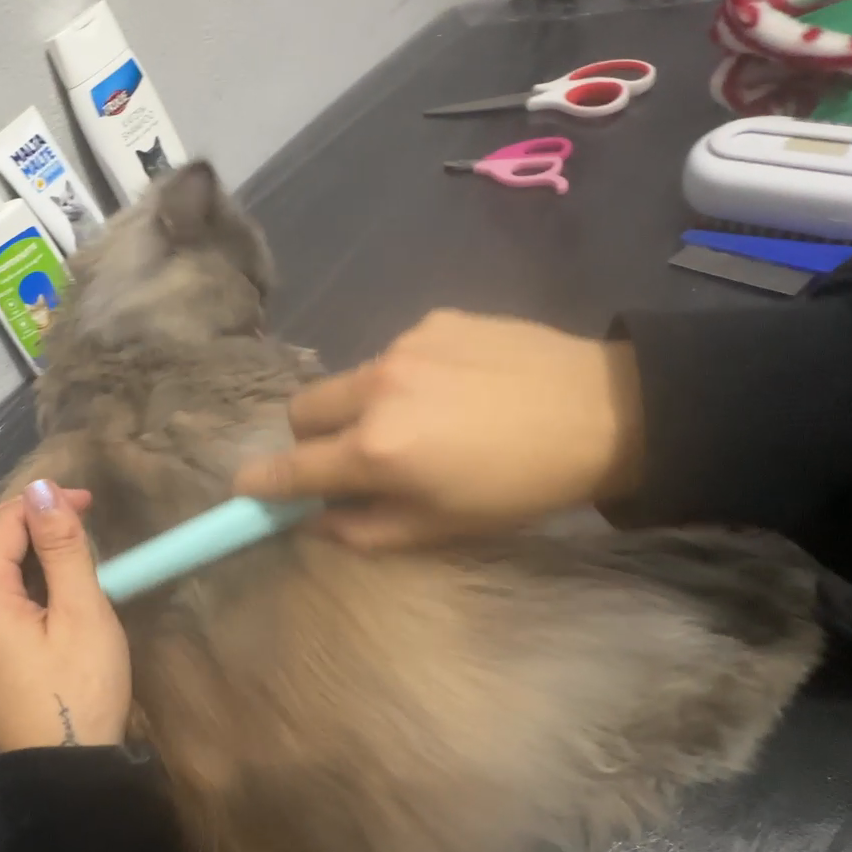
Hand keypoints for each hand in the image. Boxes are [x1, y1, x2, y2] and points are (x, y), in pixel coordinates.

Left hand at [0, 480, 131, 752]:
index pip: (1, 526)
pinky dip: (7, 575)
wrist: (64, 771)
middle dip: (18, 517)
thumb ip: (61, 547)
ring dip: (11, 545)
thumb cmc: (79, 688)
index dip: (41, 504)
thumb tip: (41, 488)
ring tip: (59, 541)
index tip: (88, 501)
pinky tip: (40, 582)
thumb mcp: (82, 613)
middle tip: (69, 512)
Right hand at [233, 310, 643, 548]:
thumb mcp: (440, 528)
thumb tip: (315, 521)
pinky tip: (455, 388)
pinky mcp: (433, 321)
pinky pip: (393, 355)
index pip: (290, 468)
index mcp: (376, 450)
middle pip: (301, 411)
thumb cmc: (518, 487)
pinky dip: (404, 378)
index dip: (260, 483)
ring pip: (348, 381)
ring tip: (421, 418)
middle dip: (309, 438)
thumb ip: (362, 530)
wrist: (606, 411)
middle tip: (352, 455)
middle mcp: (375, 390)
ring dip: (361, 406)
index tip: (245, 490)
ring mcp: (403, 347)